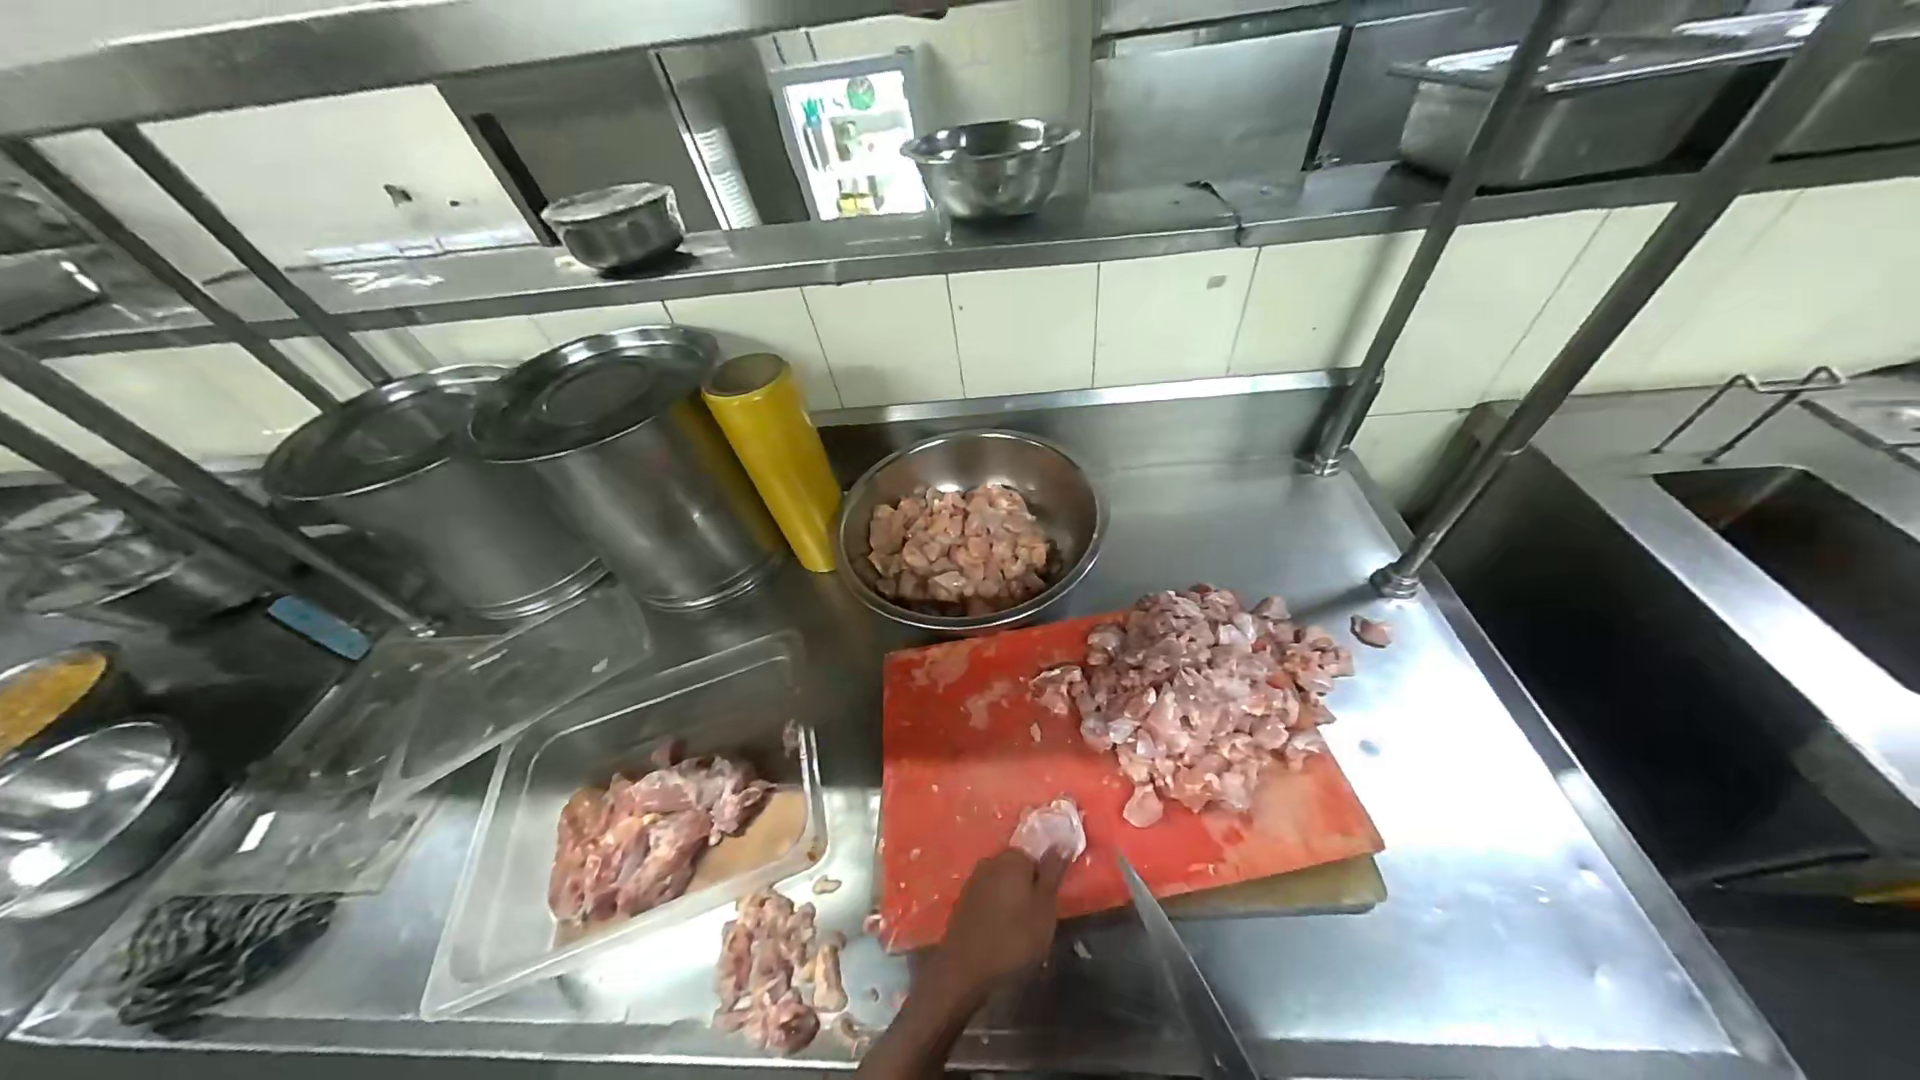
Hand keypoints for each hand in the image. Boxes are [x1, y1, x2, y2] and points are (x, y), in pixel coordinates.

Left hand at [918, 849, 1066, 1008]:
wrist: (965, 971)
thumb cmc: (1013, 939)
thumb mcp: (1044, 908)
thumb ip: (1052, 873)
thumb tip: (1062, 841)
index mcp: (1011, 859)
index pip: (1035, 858)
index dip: (1044, 882)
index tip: (1048, 907)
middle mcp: (989, 862)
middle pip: (1017, 871)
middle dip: (1027, 891)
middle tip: (1036, 922)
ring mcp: (972, 882)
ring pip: (1001, 886)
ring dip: (1011, 903)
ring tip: (1019, 933)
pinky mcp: (962, 903)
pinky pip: (987, 900)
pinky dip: (995, 913)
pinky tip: (999, 935)